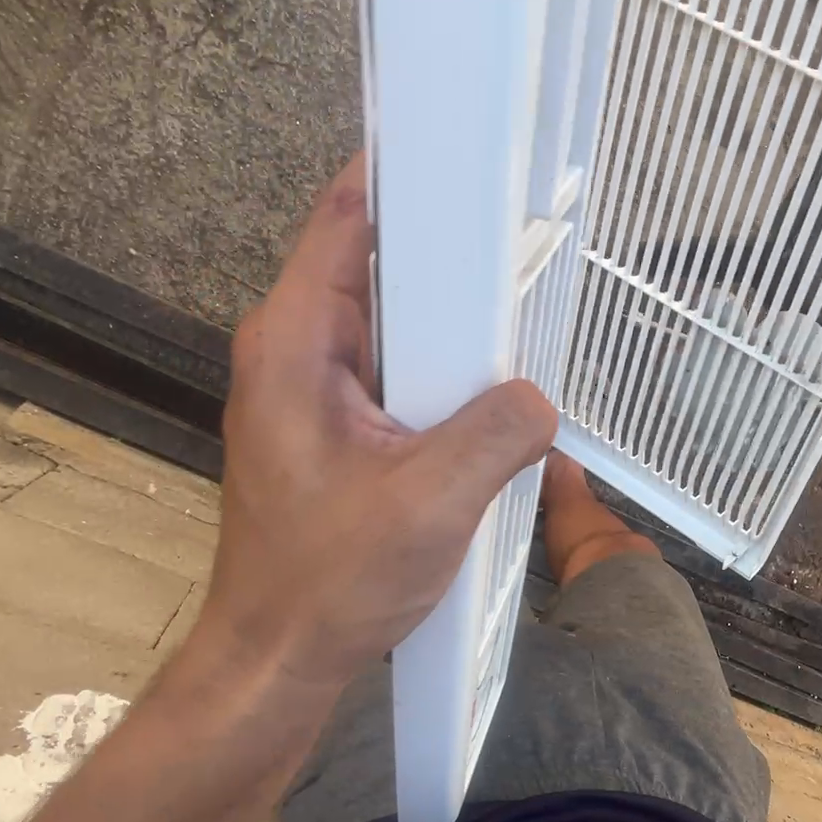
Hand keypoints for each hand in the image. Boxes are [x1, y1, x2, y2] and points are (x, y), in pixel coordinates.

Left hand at [197, 154, 557, 689]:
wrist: (283, 657)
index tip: (474, 165)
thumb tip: (538, 397)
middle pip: (384, 274)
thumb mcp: (430, 504)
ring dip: (459, 340)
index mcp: (296, 345)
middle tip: (526, 271)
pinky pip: (406, 381)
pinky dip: (450, 385)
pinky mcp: (345, 432)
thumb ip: (495, 436)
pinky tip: (494, 408)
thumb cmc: (331, 582)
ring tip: (521, 345)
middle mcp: (300, 355)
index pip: (347, 222)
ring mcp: (322, 395)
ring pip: (401, 333)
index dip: (408, 182)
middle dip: (455, 272)